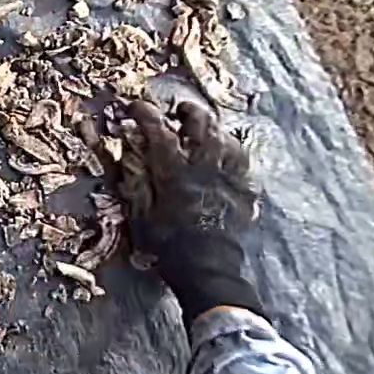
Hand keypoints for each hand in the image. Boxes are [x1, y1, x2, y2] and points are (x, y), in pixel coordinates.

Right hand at [119, 98, 261, 322]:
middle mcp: (205, 170)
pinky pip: (243, 161)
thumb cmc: (165, 242)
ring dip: (213, 129)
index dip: (147, 115)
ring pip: (227, 140)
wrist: (207, 268)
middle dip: (189, 113)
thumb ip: (135, 178)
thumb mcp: (138, 212)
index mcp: (174, 173)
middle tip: (177, 110)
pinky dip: (232, 150)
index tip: (135, 106)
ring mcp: (229, 179)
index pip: (160, 133)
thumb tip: (128, 151)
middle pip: (203, 128)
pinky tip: (226, 151)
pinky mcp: (244, 191)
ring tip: (203, 126)